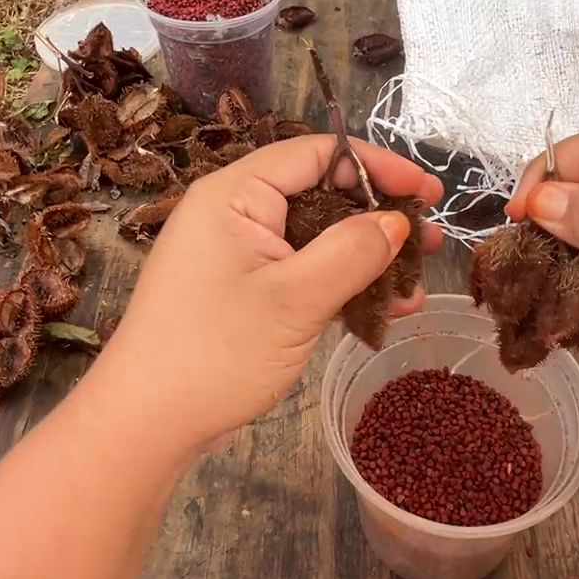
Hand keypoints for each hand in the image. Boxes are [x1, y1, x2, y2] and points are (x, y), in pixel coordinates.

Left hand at [89, 136, 443, 454]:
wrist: (147, 424)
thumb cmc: (215, 352)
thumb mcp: (295, 300)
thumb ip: (351, 252)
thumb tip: (396, 221)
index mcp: (236, 195)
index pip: (317, 153)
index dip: (378, 166)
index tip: (429, 192)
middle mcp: (236, 214)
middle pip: (320, 194)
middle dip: (378, 218)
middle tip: (431, 241)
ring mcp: (239, 255)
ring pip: (316, 239)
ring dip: (366, 259)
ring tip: (417, 282)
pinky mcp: (244, 291)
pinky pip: (301, 273)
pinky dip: (340, 286)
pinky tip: (384, 309)